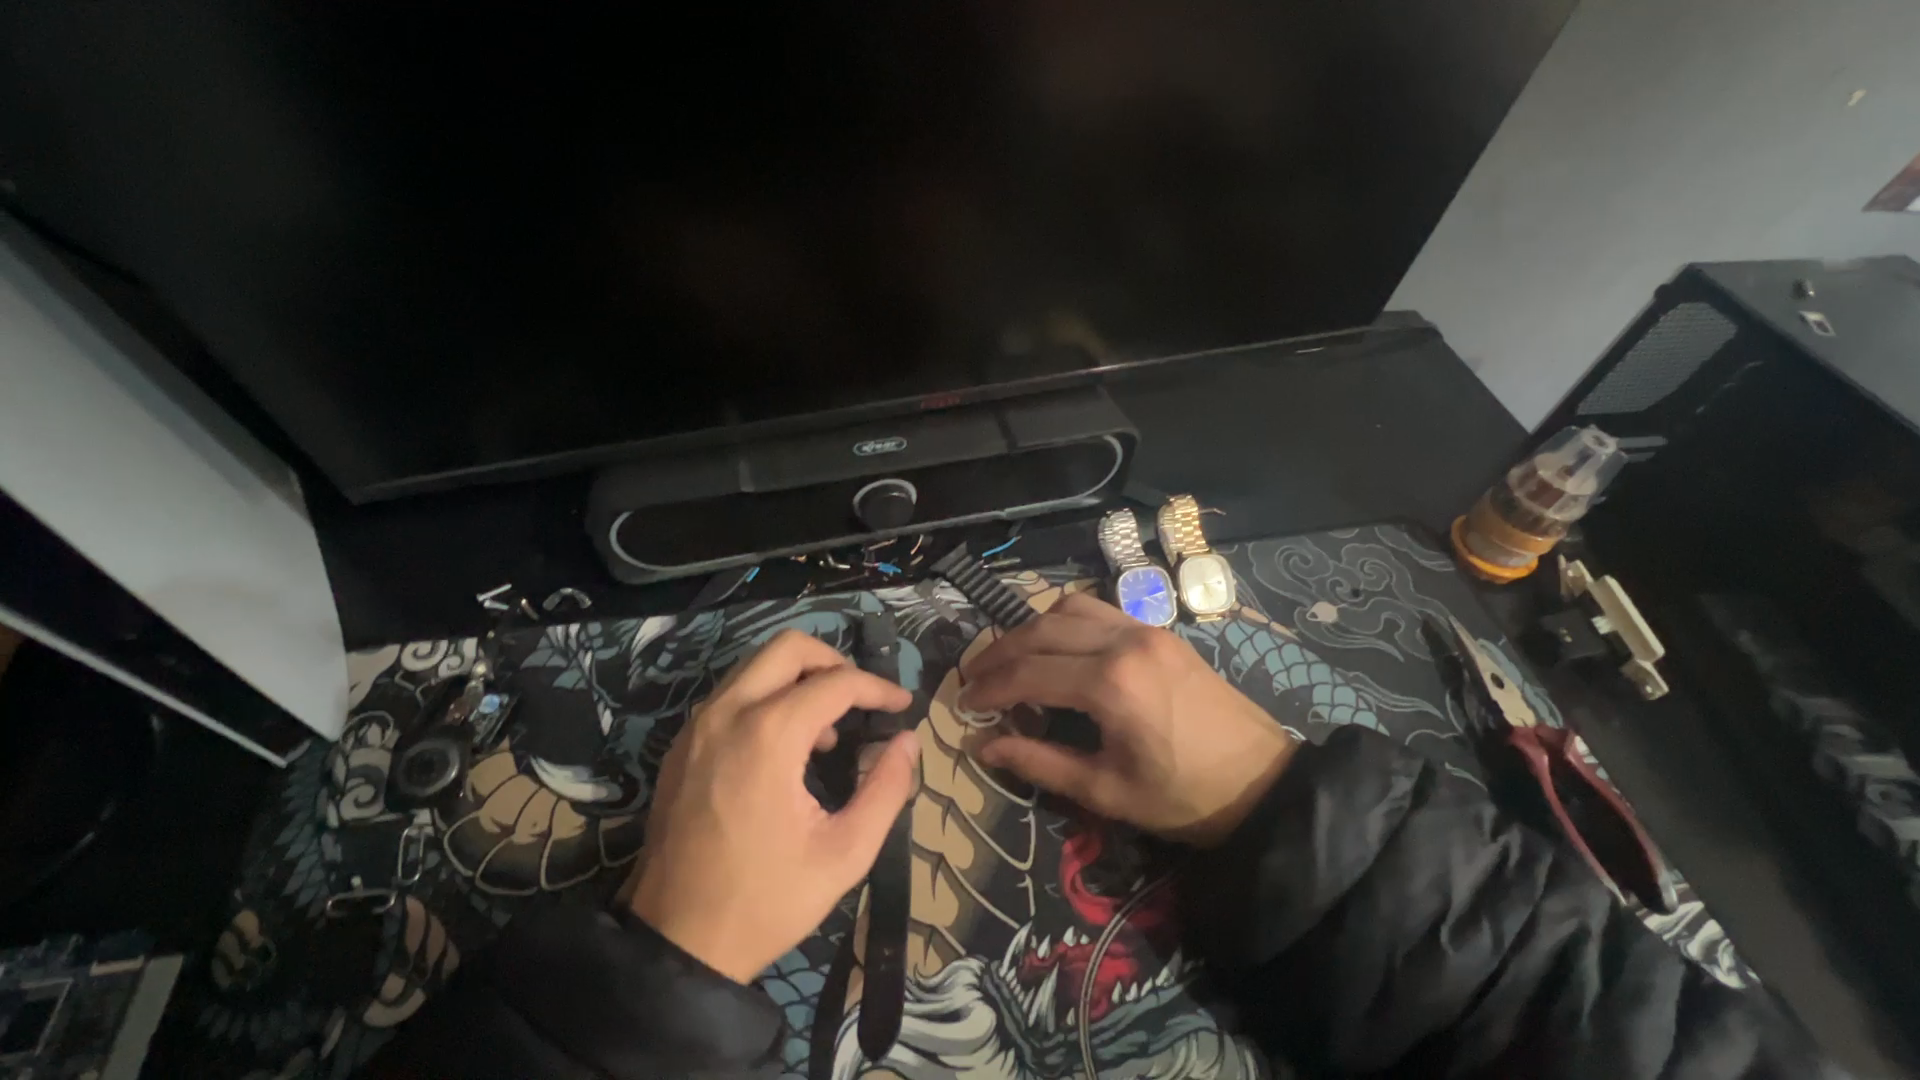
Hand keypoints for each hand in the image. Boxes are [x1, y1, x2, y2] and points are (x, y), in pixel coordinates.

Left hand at [629, 630, 918, 982]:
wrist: (676, 941)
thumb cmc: (767, 900)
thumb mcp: (845, 853)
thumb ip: (886, 788)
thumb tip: (908, 740)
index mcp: (769, 735)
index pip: (837, 682)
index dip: (878, 688)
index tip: (903, 706)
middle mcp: (728, 713)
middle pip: (789, 647)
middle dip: (835, 663)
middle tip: (862, 700)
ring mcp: (697, 726)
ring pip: (755, 666)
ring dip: (799, 679)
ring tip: (829, 730)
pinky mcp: (682, 744)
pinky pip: (732, 694)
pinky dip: (768, 697)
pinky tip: (786, 748)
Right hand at [961, 592, 1295, 846]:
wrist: (1262, 782)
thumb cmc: (1183, 797)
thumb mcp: (1106, 791)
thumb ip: (1039, 762)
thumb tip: (983, 745)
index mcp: (1109, 684)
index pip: (1028, 672)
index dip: (989, 686)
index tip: (963, 702)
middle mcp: (1123, 642)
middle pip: (1041, 630)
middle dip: (1000, 652)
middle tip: (975, 678)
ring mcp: (1145, 629)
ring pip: (1069, 608)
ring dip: (1032, 629)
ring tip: (1011, 659)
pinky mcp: (1160, 631)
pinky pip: (1099, 609)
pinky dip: (1066, 621)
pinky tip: (1057, 648)